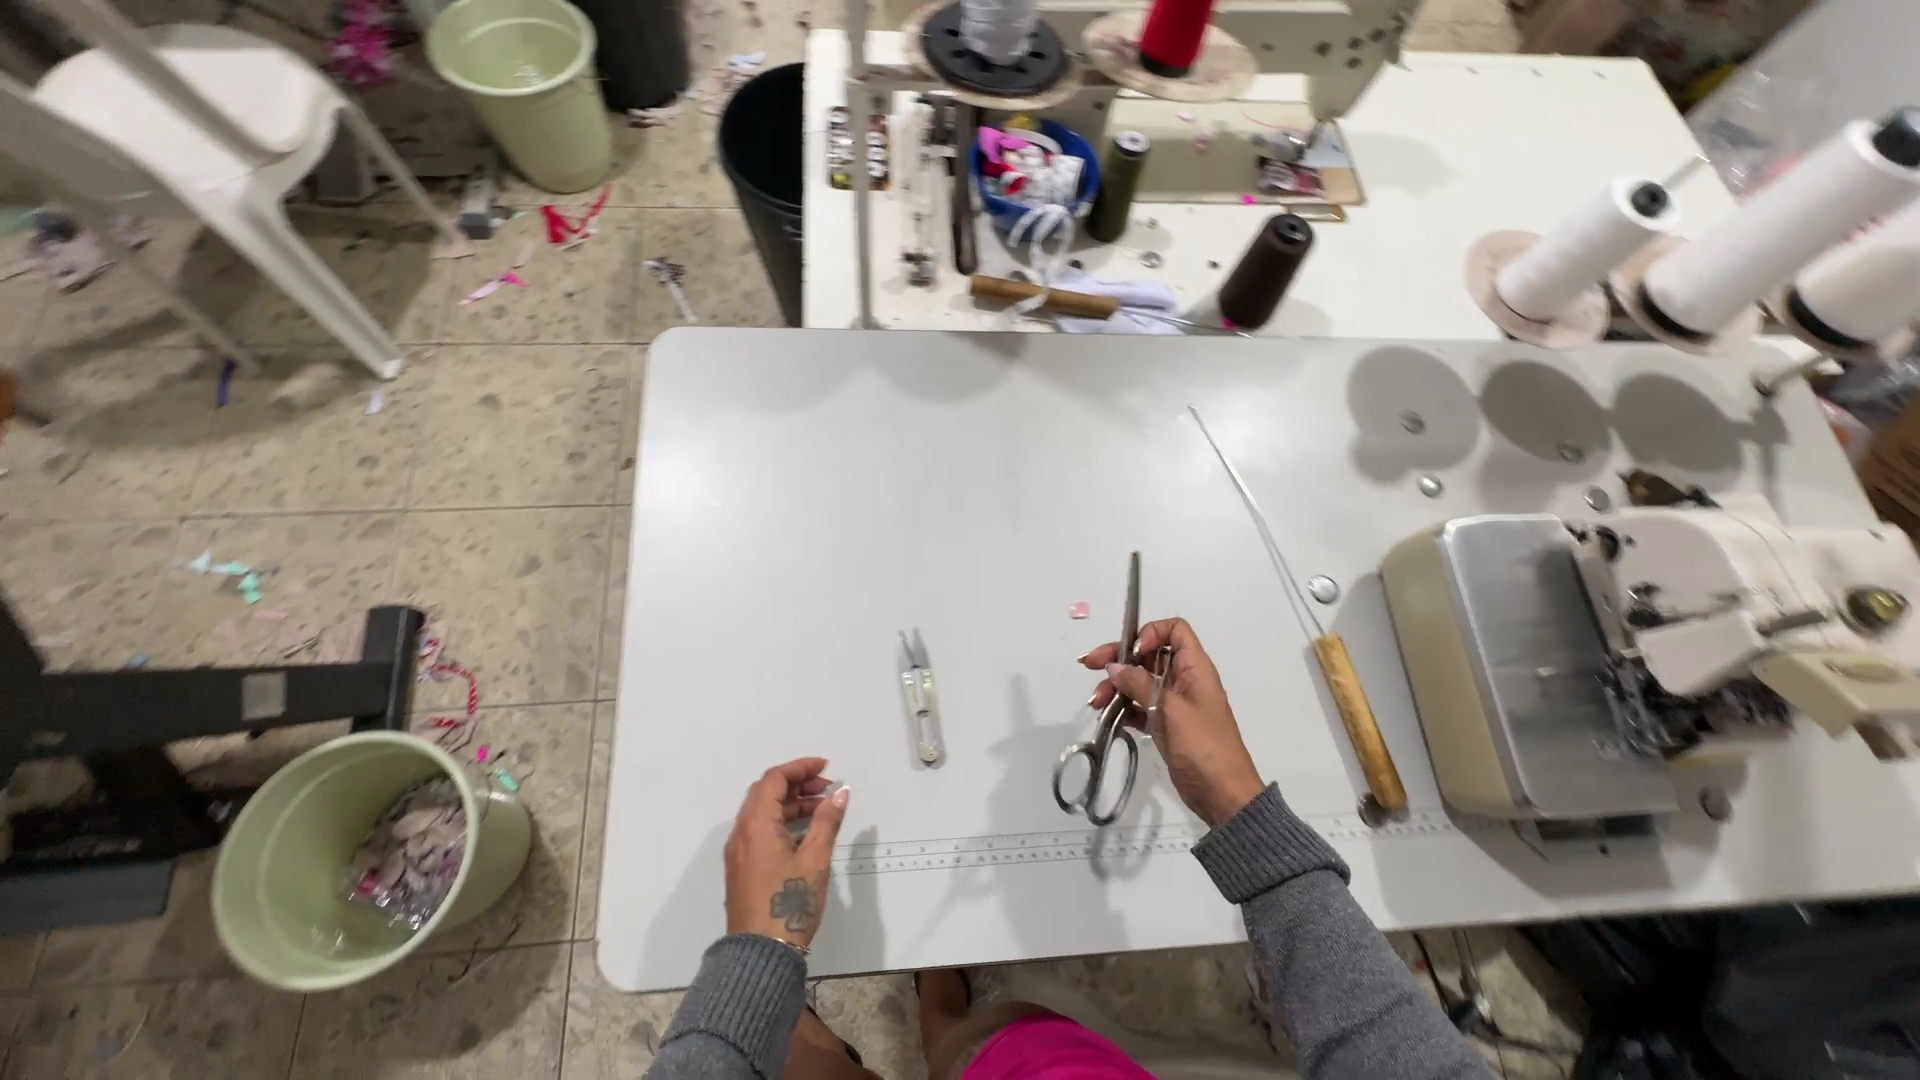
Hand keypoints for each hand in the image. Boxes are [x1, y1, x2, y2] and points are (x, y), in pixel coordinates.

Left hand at [723, 758, 850, 949]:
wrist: (760, 953)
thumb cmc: (789, 903)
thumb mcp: (815, 860)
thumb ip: (827, 821)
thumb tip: (840, 793)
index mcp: (756, 825)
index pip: (774, 779)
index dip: (800, 768)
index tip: (826, 768)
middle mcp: (741, 833)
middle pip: (766, 792)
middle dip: (797, 784)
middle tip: (827, 788)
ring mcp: (739, 852)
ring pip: (762, 813)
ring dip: (791, 804)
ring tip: (822, 809)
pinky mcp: (742, 868)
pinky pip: (760, 830)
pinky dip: (782, 821)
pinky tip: (806, 833)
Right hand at [1083, 618, 1265, 827]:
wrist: (1222, 794)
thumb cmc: (1203, 745)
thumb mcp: (1170, 709)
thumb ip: (1140, 684)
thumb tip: (1114, 667)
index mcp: (1195, 668)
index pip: (1175, 631)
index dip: (1151, 633)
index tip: (1131, 651)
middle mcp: (1183, 680)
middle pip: (1148, 655)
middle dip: (1118, 658)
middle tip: (1090, 664)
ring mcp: (1173, 703)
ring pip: (1138, 681)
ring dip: (1115, 686)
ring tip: (1096, 703)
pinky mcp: (1164, 724)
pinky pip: (1138, 706)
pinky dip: (1122, 707)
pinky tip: (1106, 715)